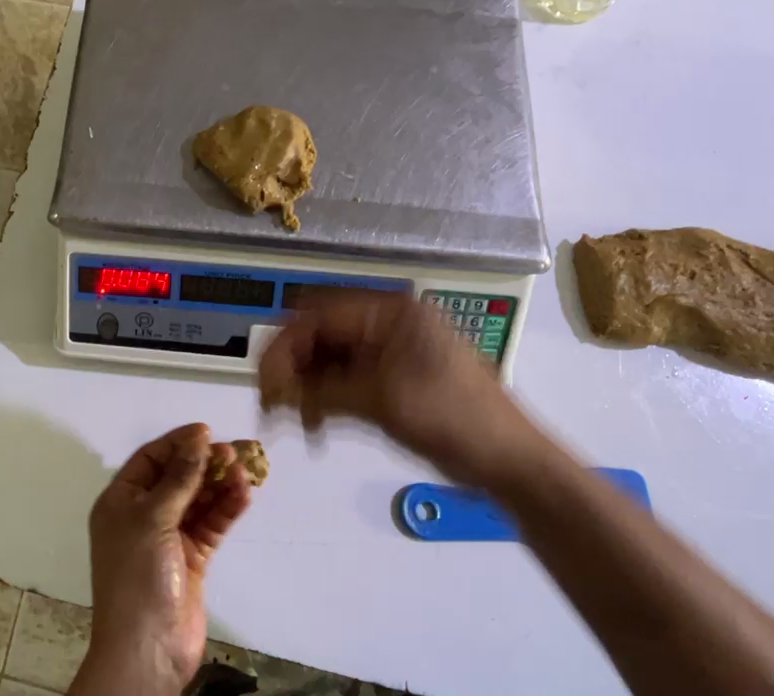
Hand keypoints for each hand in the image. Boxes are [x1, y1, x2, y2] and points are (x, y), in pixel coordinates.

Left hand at [74, 423, 250, 695]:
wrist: (147, 649)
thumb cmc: (137, 575)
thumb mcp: (153, 518)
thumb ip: (179, 478)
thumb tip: (198, 439)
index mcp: (121, 501)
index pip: (150, 459)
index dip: (178, 443)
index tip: (207, 432)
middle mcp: (143, 515)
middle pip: (177, 478)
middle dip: (204, 463)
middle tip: (234, 451)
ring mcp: (168, 538)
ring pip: (198, 501)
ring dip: (220, 485)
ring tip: (246, 472)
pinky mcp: (191, 559)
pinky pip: (211, 526)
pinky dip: (226, 510)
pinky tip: (245, 496)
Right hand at [258, 290, 543, 490]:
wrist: (509, 461)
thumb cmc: (452, 419)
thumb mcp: (382, 400)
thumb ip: (323, 388)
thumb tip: (273, 388)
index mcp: (388, 312)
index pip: (318, 314)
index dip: (284, 346)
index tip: (264, 383)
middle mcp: (384, 323)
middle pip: (319, 335)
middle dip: (292, 368)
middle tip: (272, 406)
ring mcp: (388, 351)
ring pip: (327, 359)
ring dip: (305, 388)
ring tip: (294, 422)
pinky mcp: (390, 379)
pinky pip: (344, 380)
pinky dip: (325, 400)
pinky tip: (316, 426)